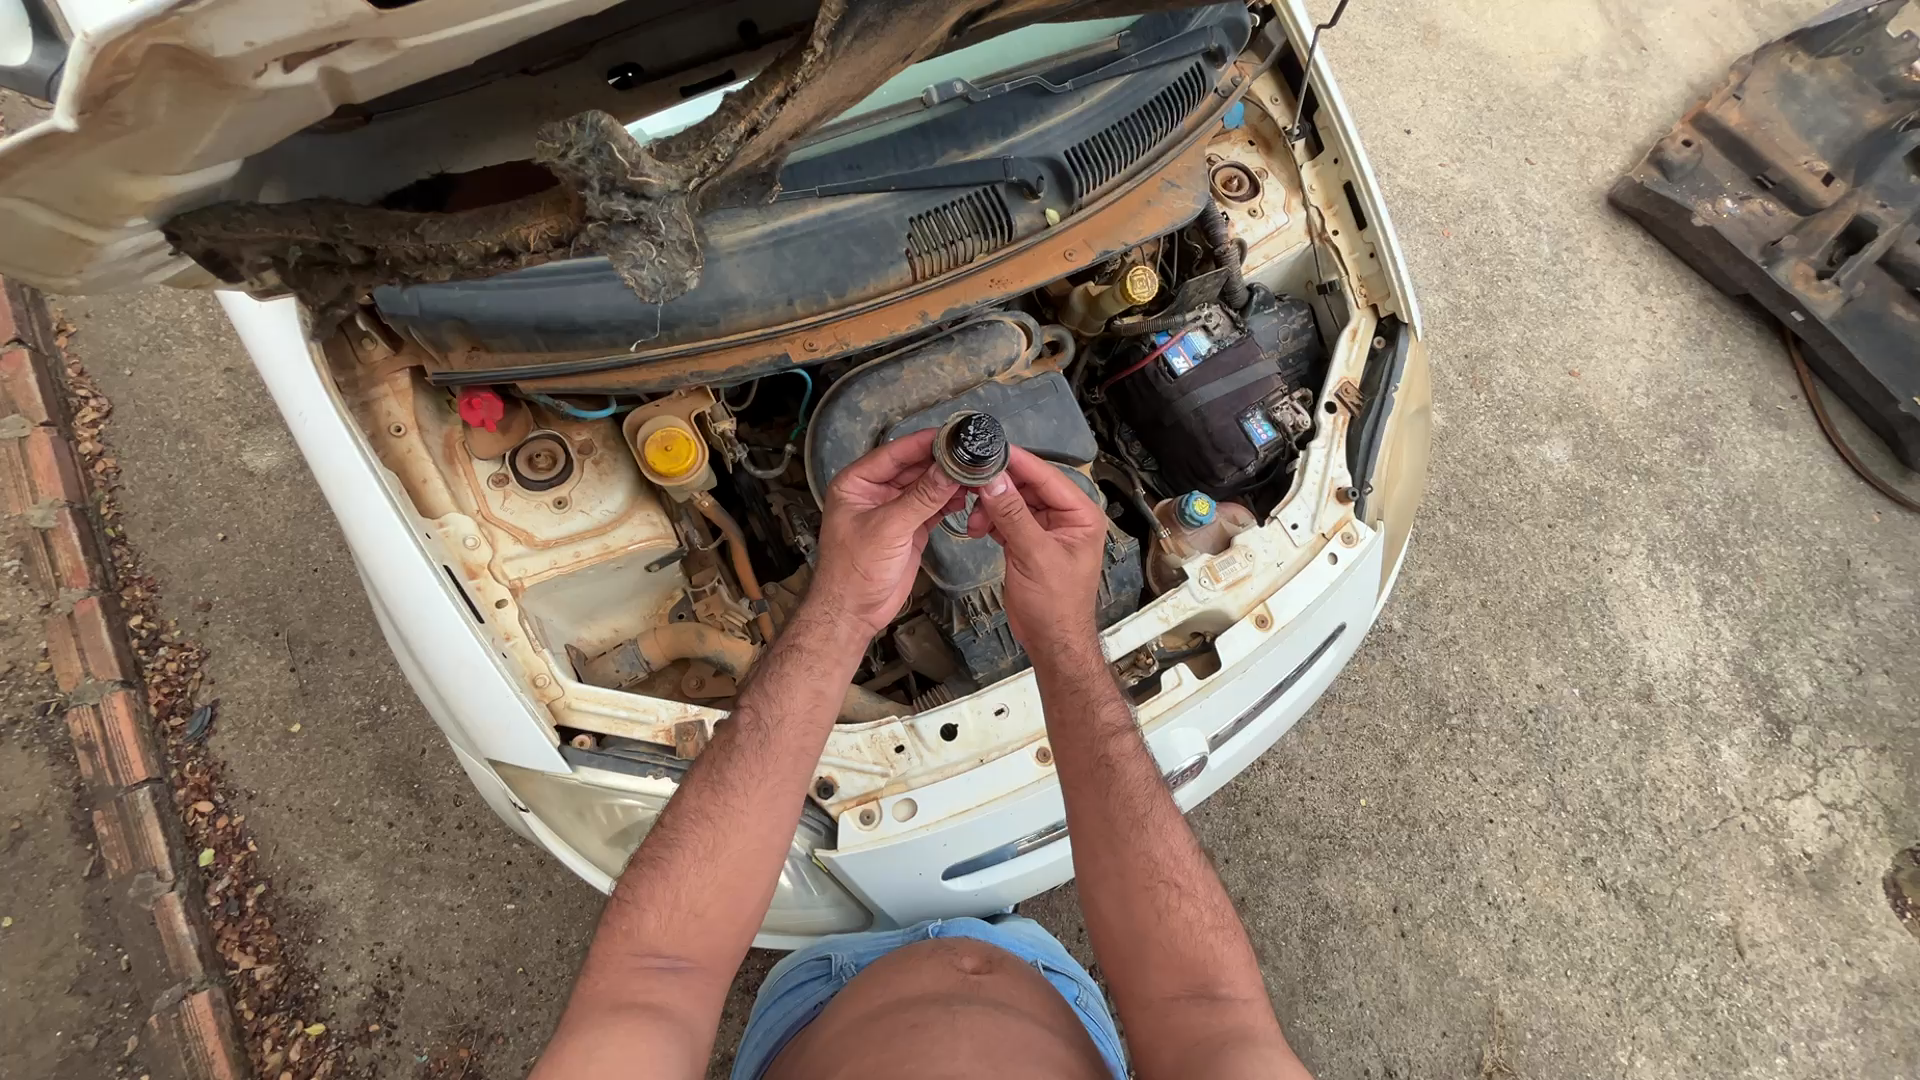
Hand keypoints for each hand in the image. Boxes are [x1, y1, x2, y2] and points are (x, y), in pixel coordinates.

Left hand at [811, 429, 963, 636]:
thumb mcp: (888, 528)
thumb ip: (920, 497)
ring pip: (926, 486)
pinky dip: (948, 502)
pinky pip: (932, 507)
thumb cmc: (852, 571)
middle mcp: (875, 492)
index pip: (894, 453)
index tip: (950, 435)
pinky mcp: (909, 528)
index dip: (923, 443)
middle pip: (913, 467)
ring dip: (948, 482)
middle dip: (941, 462)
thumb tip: (947, 470)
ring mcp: (894, 510)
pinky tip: (965, 496)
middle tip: (970, 455)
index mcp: (856, 483)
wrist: (854, 611)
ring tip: (972, 475)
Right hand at [967, 446, 1108, 654]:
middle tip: (971, 484)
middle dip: (999, 487)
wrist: (1051, 641)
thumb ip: (1013, 515)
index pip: (1047, 476)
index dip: (1018, 462)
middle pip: (1028, 486)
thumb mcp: (1034, 556)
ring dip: (991, 507)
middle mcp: (1066, 516)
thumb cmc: (1057, 605)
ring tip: (973, 520)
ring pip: (1014, 501)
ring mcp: (1047, 528)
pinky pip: (1007, 518)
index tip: (990, 450)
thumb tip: (994, 480)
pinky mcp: (1029, 541)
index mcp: (1081, 514)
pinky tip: (976, 527)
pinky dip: (990, 520)